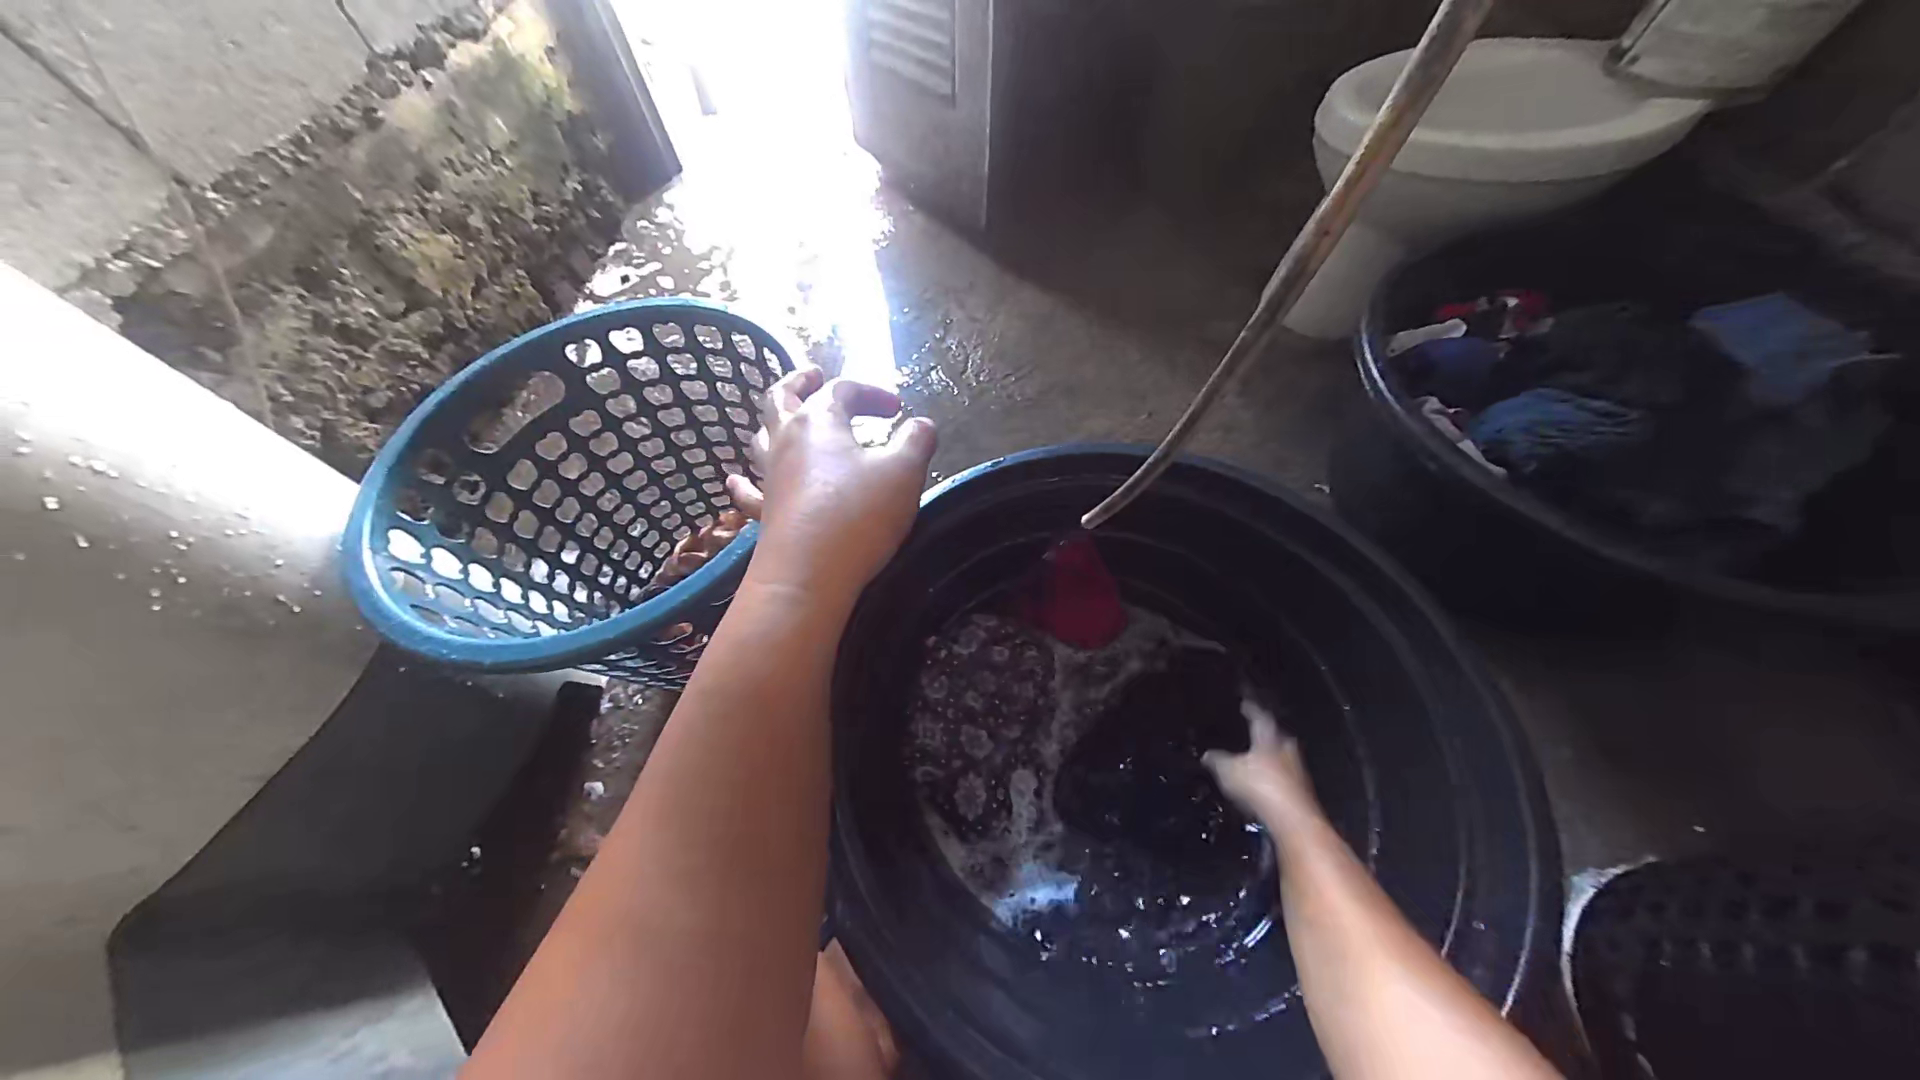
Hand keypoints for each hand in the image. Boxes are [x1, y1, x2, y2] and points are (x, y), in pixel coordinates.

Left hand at [726, 366, 936, 600]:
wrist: (808, 574)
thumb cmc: (859, 514)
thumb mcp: (904, 472)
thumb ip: (916, 442)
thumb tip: (922, 425)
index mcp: (821, 421)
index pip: (843, 389)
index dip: (871, 392)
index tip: (897, 410)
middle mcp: (788, 441)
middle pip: (783, 397)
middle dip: (800, 382)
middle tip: (814, 375)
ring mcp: (771, 477)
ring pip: (763, 436)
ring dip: (775, 422)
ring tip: (786, 419)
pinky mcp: (766, 513)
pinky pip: (749, 490)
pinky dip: (745, 480)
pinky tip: (738, 479)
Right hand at [1202, 700, 1326, 842]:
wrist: (1294, 821)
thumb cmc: (1259, 786)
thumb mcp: (1227, 771)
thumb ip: (1216, 760)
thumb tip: (1207, 755)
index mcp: (1269, 738)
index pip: (1259, 717)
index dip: (1251, 709)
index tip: (1245, 703)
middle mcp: (1286, 750)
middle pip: (1277, 736)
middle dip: (1266, 733)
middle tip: (1254, 730)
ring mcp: (1297, 772)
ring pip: (1282, 757)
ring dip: (1270, 756)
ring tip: (1256, 758)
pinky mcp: (1301, 793)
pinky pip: (1284, 777)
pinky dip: (1273, 777)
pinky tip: (1262, 783)